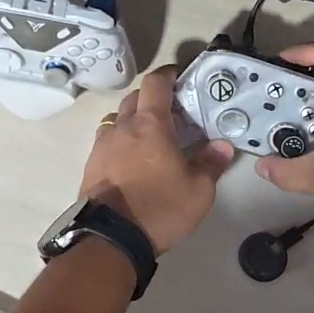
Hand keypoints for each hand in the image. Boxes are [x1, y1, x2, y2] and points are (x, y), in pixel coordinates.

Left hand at [81, 66, 236, 253]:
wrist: (110, 238)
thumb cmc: (159, 208)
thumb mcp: (198, 191)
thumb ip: (210, 164)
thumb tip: (222, 145)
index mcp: (150, 125)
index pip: (155, 83)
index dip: (168, 74)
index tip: (180, 76)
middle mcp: (123, 127)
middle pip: (135, 98)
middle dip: (152, 97)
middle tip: (172, 110)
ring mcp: (102, 145)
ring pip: (118, 118)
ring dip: (133, 119)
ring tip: (150, 135)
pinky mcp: (91, 165)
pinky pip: (107, 140)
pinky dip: (121, 140)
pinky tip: (132, 158)